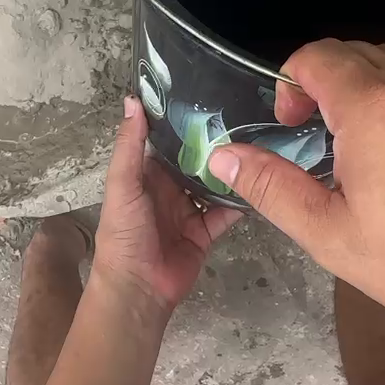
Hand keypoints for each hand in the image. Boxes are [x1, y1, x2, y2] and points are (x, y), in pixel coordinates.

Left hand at [92, 97, 242, 312]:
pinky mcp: (204, 233)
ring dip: (231, 172)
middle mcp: (168, 190)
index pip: (167, 141)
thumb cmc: (124, 234)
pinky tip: (260, 185)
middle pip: (195, 161)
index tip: (209, 95)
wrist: (139, 288)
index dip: (184, 122)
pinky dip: (241, 203)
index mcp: (146, 175)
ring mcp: (188, 211)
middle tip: (246, 118)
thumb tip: (132, 101)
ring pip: (213, 185)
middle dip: (215, 145)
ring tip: (259, 146)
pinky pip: (226, 214)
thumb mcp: (123, 185)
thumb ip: (130, 145)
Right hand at [206, 41, 384, 373]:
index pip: (318, 55)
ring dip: (378, 84)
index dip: (292, 81)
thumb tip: (221, 155)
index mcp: (373, 106)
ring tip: (379, 140)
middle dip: (331, 83)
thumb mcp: (329, 234)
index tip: (294, 123)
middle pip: (360, 52)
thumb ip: (268, 186)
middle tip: (329, 138)